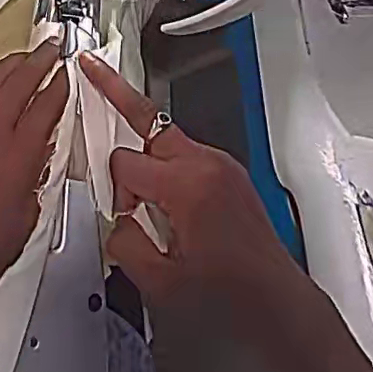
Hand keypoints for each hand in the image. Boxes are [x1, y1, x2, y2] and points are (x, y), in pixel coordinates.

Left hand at [0, 39, 68, 371]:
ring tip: (25, 56)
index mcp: (17, 157)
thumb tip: (36, 167)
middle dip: (41, 59)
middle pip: (21, 80)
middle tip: (52, 47)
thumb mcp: (22, 225)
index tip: (68, 74)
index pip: (47, 105)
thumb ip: (34, 185)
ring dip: (13, 64)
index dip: (61, 85)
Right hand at [78, 53, 314, 348]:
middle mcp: (207, 164)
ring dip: (145, 150)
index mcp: (188, 186)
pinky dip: (167, 165)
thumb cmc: (232, 295)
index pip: (125, 161)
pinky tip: (164, 197)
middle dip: (117, 101)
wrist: (278, 301)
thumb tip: (116, 219)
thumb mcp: (159, 281)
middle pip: (149, 119)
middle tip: (94, 70)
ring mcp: (221, 165)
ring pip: (166, 136)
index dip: (111, 187)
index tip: (111, 204)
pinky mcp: (229, 173)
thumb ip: (124, 240)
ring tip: (134, 175)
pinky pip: (187, 154)